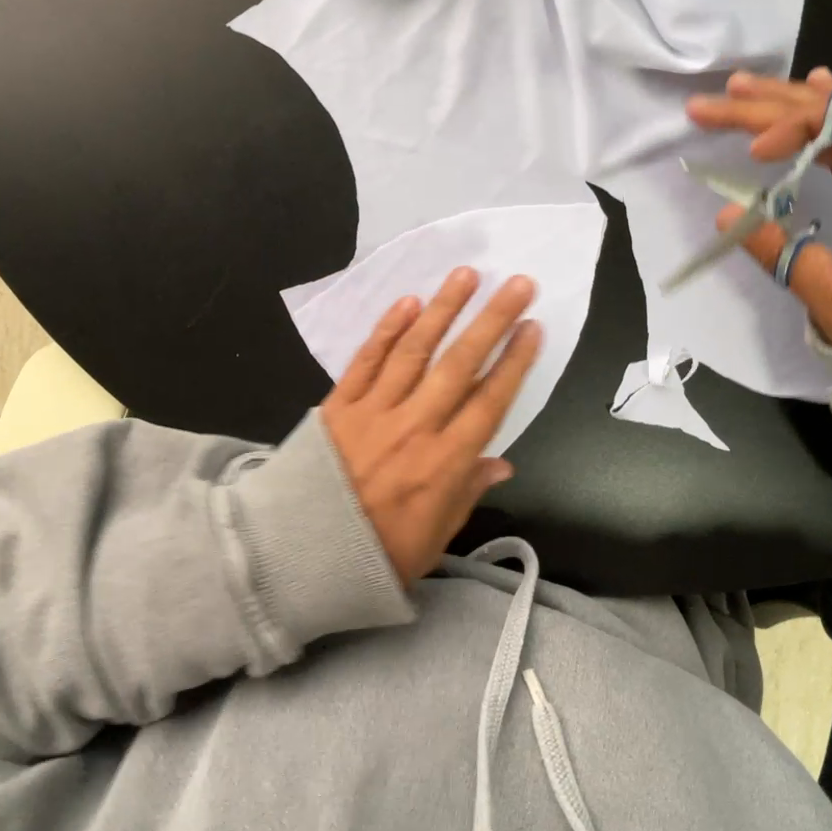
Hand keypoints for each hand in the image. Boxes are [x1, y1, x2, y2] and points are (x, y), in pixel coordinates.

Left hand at [321, 269, 540, 585]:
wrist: (298, 554)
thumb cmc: (375, 555)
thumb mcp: (435, 538)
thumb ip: (467, 492)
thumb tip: (501, 462)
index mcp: (443, 463)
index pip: (489, 402)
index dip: (515, 362)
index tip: (534, 328)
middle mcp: (413, 427)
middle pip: (459, 364)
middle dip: (491, 321)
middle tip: (517, 284)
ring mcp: (372, 411)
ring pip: (414, 351)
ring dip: (442, 309)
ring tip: (466, 275)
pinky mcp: (337, 405)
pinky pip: (366, 360)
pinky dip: (387, 329)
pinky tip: (408, 302)